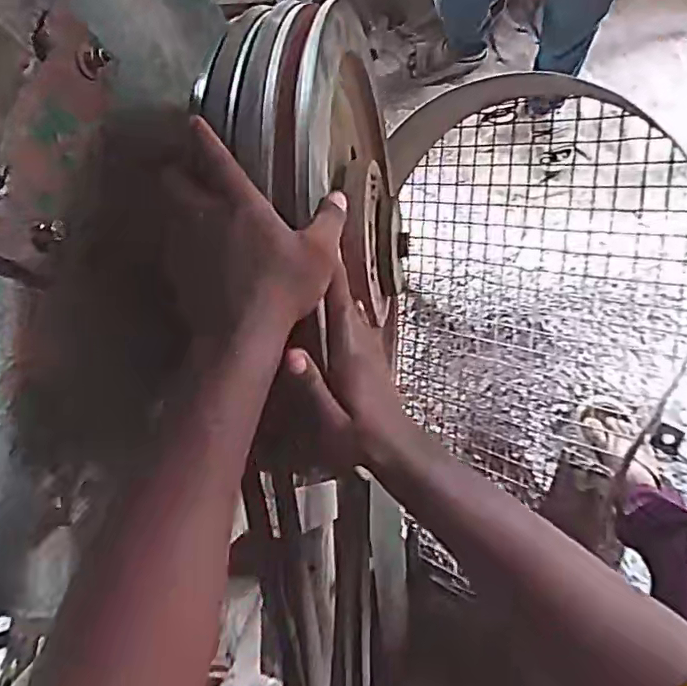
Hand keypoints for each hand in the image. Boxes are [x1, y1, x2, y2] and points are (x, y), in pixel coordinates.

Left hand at [161, 116, 346, 345]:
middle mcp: (204, 216)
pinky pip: (170, 246)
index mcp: (241, 204)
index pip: (216, 159)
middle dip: (177, 172)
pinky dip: (178, 242)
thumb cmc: (282, 288)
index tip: (192, 123)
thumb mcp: (319, 255)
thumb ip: (329, 222)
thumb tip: (338, 198)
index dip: (203, 137)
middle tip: (187, 174)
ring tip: (190, 212)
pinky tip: (193, 255)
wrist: (239, 335)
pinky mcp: (174, 271)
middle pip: (174, 180)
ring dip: (175, 206)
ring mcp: (184, 244)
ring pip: (166, 211)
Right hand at [272, 248, 414, 469]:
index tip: (316, 235)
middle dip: (326, 266)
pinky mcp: (369, 356)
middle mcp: (360, 340)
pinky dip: (338, 303)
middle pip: (342, 293)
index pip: (337, 298)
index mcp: (349, 349)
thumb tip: (289, 354)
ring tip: (310, 262)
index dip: (329, 266)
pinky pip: (351, 319)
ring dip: (332, 283)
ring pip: (347, 304)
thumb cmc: (361, 437)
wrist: (397, 450)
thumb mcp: (331, 419)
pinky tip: (327, 303)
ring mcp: (367, 347)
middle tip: (302, 239)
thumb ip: (312, 387)